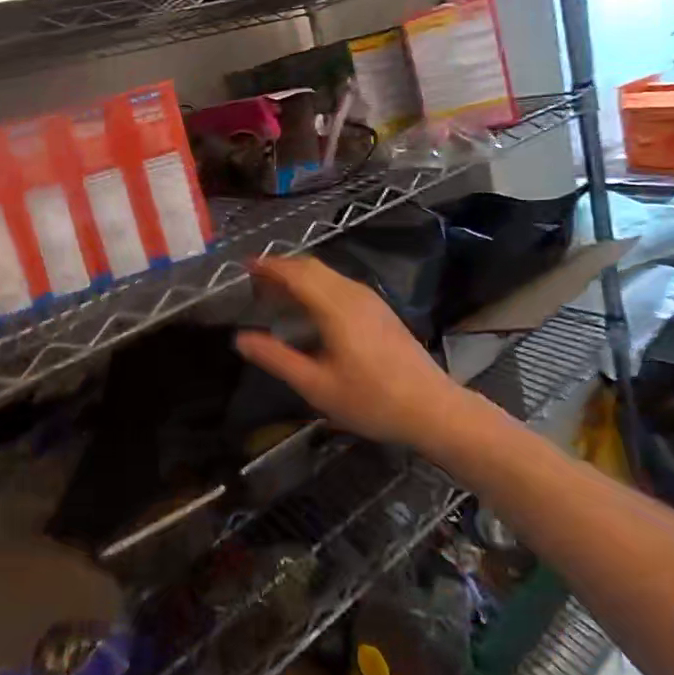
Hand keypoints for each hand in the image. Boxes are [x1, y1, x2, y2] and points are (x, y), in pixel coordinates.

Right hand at [234, 257, 474, 448]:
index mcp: (337, 307)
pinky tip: (310, 310)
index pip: (297, 273)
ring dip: (300, 278)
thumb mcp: (317, 386)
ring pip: (329, 275)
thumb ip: (277, 358)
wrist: (431, 408)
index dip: (269, 266)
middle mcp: (355, 294)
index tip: (245, 266)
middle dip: (282, 269)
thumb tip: (242, 338)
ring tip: (276, 295)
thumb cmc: (372, 400)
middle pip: (313, 267)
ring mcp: (372, 300)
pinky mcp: (381, 310)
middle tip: (255, 283)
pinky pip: (341, 286)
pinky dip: (317, 287)